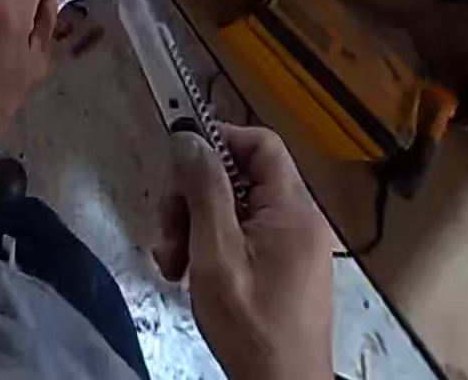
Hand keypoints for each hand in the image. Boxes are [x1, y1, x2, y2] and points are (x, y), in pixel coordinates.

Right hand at [155, 124, 333, 379]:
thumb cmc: (251, 328)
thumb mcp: (217, 254)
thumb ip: (204, 190)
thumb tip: (190, 138)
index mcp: (292, 208)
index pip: (260, 143)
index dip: (219, 141)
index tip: (184, 166)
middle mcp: (297, 218)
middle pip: (240, 175)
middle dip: (195, 194)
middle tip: (169, 228)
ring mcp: (291, 243)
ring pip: (234, 205)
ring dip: (196, 223)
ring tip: (174, 259)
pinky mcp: (282, 266)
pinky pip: (242, 232)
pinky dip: (211, 244)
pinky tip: (190, 270)